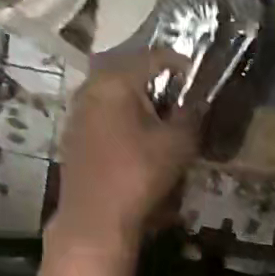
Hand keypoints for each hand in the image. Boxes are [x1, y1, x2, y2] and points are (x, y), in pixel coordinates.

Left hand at [49, 49, 202, 253]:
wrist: (95, 219)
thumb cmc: (139, 175)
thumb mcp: (179, 143)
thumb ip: (191, 115)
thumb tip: (198, 102)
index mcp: (115, 81)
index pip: (154, 56)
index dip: (182, 64)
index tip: (200, 80)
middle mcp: (90, 88)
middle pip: (130, 72)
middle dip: (159, 83)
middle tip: (182, 99)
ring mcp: (78, 114)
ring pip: (115, 95)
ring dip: (140, 103)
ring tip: (164, 122)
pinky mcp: (74, 138)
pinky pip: (105, 117)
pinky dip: (125, 121)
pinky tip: (140, 142)